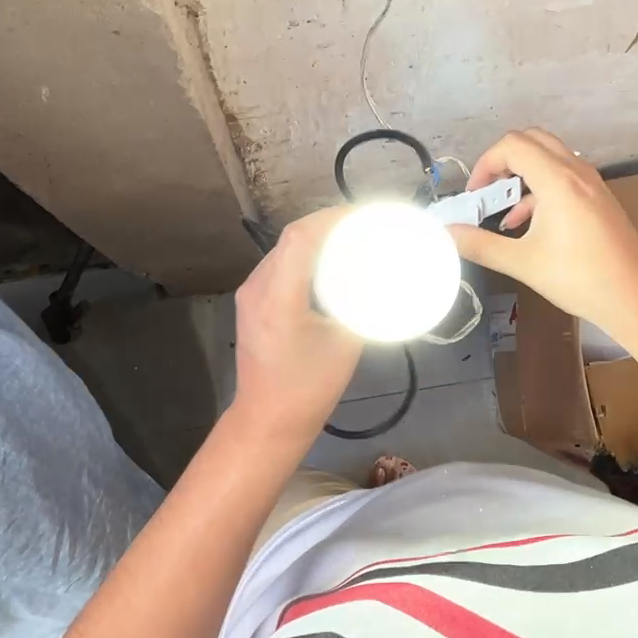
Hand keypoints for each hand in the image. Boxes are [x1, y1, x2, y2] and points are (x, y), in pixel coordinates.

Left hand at [230, 208, 362, 441]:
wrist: (266, 421)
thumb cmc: (308, 389)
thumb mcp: (345, 346)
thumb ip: (364, 307)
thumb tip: (388, 280)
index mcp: (279, 298)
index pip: (300, 238)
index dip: (331, 218)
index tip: (364, 216)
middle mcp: (258, 288)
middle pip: (292, 238)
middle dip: (329, 224)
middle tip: (364, 226)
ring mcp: (250, 293)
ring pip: (284, 248)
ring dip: (317, 238)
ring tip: (351, 239)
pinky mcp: (252, 301)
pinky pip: (279, 264)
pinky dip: (305, 255)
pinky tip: (328, 262)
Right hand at [448, 129, 637, 331]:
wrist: (637, 299)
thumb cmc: (580, 279)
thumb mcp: (523, 263)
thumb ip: (480, 244)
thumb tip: (446, 234)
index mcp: (558, 179)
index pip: (512, 145)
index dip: (485, 163)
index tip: (474, 195)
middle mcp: (577, 171)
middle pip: (532, 141)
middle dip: (503, 160)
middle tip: (487, 190)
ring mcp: (593, 183)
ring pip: (550, 157)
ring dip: (523, 173)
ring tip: (504, 209)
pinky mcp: (600, 198)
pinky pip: (565, 176)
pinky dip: (541, 187)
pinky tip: (529, 224)